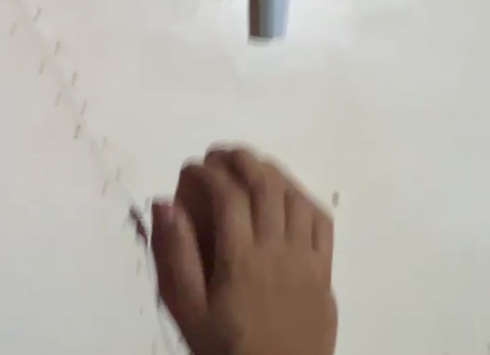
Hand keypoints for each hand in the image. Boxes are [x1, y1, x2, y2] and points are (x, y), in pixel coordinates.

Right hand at [150, 147, 336, 354]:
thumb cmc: (227, 351)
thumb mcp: (188, 310)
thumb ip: (175, 255)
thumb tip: (164, 202)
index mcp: (242, 261)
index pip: (228, 196)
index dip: (208, 172)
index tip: (191, 167)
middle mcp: (278, 254)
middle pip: (266, 187)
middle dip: (240, 160)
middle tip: (218, 154)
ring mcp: (308, 264)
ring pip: (296, 198)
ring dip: (272, 173)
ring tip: (249, 166)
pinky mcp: (325, 276)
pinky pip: (321, 224)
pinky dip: (301, 198)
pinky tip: (284, 196)